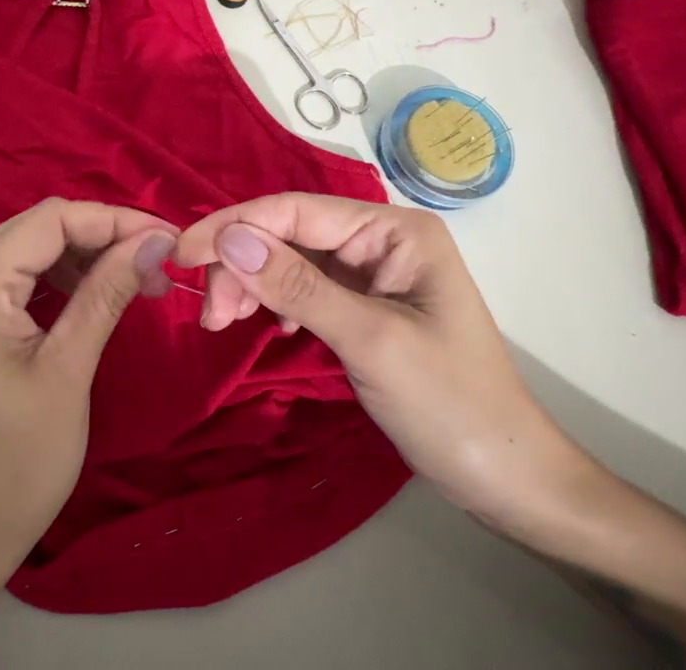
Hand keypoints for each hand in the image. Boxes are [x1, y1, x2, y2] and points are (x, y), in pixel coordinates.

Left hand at [0, 198, 176, 580]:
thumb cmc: (14, 463)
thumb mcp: (68, 371)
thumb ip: (106, 294)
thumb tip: (153, 241)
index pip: (51, 219)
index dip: (116, 219)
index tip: (169, 239)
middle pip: (38, 228)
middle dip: (103, 237)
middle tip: (161, 262)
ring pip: (27, 249)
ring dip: (83, 257)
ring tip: (139, 282)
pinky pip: (12, 276)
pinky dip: (56, 279)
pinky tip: (96, 294)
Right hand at [174, 193, 593, 533]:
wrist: (504, 475)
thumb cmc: (449, 403)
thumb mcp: (369, 341)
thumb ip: (297, 286)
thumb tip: (228, 239)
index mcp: (396, 231)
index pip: (298, 210)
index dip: (234, 226)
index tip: (180, 253)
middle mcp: (381, 241)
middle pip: (288, 233)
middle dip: (241, 264)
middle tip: (211, 315)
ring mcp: (371, 275)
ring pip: (289, 261)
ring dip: (251, 285)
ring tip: (223, 324)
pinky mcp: (362, 307)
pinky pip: (302, 289)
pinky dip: (273, 303)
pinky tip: (264, 326)